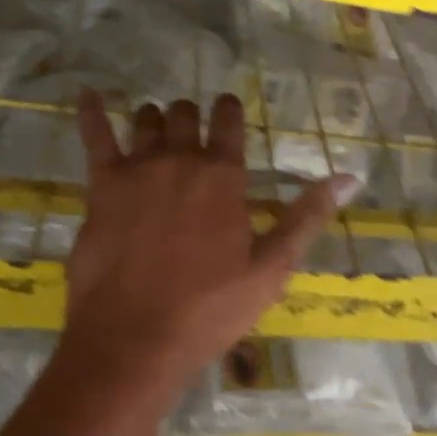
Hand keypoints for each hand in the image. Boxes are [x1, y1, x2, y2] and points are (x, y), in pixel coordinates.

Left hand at [61, 90, 354, 394]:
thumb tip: (349, 176)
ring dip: (155, 119)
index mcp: (223, 175)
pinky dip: (92, 112)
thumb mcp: (271, 268)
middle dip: (190, 116)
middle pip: (185, 113)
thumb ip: (307, 216)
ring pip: (147, 119)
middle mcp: (182, 159)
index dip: (228, 108)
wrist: (134, 341)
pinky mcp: (102, 186)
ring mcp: (138, 168)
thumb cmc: (208, 309)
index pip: (229, 119)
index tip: (227, 107)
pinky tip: (87, 95)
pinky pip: (95, 137)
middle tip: (191, 132)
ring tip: (156, 128)